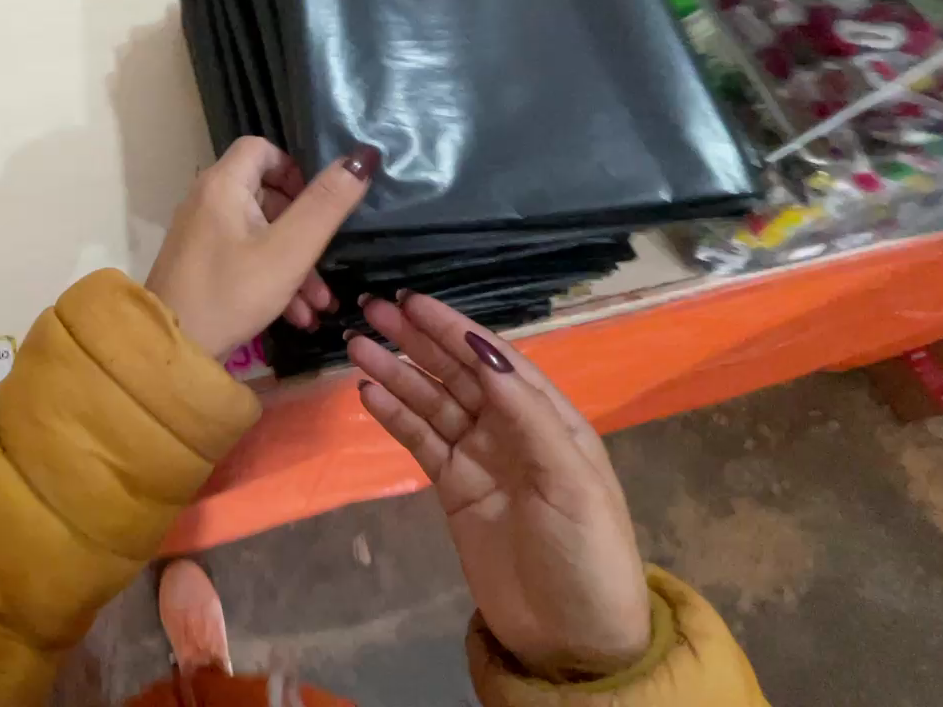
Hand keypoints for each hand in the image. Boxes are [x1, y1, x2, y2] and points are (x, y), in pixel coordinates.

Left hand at [145, 136, 376, 357]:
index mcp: (222, 184)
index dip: (294, 168)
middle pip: (266, 195)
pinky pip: (244, 258)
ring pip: (260, 234)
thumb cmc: (232, 292)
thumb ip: (326, 203)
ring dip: (295, 264)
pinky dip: (272, 278)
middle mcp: (206, 201)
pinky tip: (297, 316)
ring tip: (320, 304)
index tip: (319, 201)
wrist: (174, 349)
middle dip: (305, 230)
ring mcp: (201, 234)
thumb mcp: (290, 249)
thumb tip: (363, 155)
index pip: (261, 148)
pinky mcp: (200, 264)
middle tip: (327, 260)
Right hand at [347, 293, 648, 680]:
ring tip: (356, 346)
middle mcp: (508, 427)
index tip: (412, 302)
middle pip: (453, 372)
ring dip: (395, 372)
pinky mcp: (451, 485)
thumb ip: (527, 416)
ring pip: (429, 401)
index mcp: (547, 417)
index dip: (452, 328)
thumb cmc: (586, 554)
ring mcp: (476, 455)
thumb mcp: (571, 482)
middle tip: (371, 309)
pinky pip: (419, 441)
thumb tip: (483, 354)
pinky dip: (394, 416)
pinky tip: (368, 394)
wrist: (571, 640)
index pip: (492, 359)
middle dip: (415, 340)